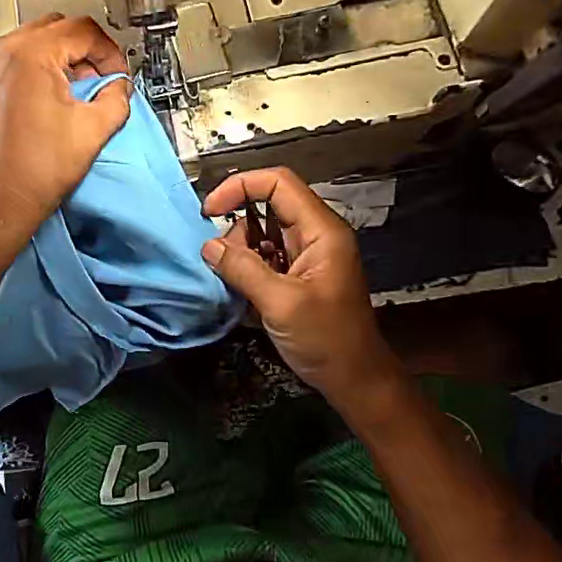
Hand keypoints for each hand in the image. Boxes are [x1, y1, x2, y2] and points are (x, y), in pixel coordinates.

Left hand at [0, 14, 131, 267]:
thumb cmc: (36, 172)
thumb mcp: (92, 132)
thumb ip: (116, 99)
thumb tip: (119, 88)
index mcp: (29, 54)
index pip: (82, 30)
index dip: (109, 51)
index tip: (118, 76)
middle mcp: (0, 52)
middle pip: (55, 29)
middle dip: (85, 52)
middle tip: (101, 81)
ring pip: (33, 44)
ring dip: (61, 61)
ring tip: (77, 94)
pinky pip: (13, 63)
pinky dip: (37, 72)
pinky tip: (50, 103)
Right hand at [201, 167, 403, 400]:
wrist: (354, 378)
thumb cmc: (326, 339)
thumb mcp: (280, 303)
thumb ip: (243, 270)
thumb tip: (208, 246)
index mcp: (321, 230)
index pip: (277, 183)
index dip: (239, 186)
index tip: (209, 212)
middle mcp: (314, 235)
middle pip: (266, 206)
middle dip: (236, 227)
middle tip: (223, 262)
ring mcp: (305, 255)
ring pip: (262, 233)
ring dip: (239, 251)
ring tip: (235, 282)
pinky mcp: (296, 276)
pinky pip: (264, 257)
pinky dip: (246, 268)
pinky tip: (242, 293)